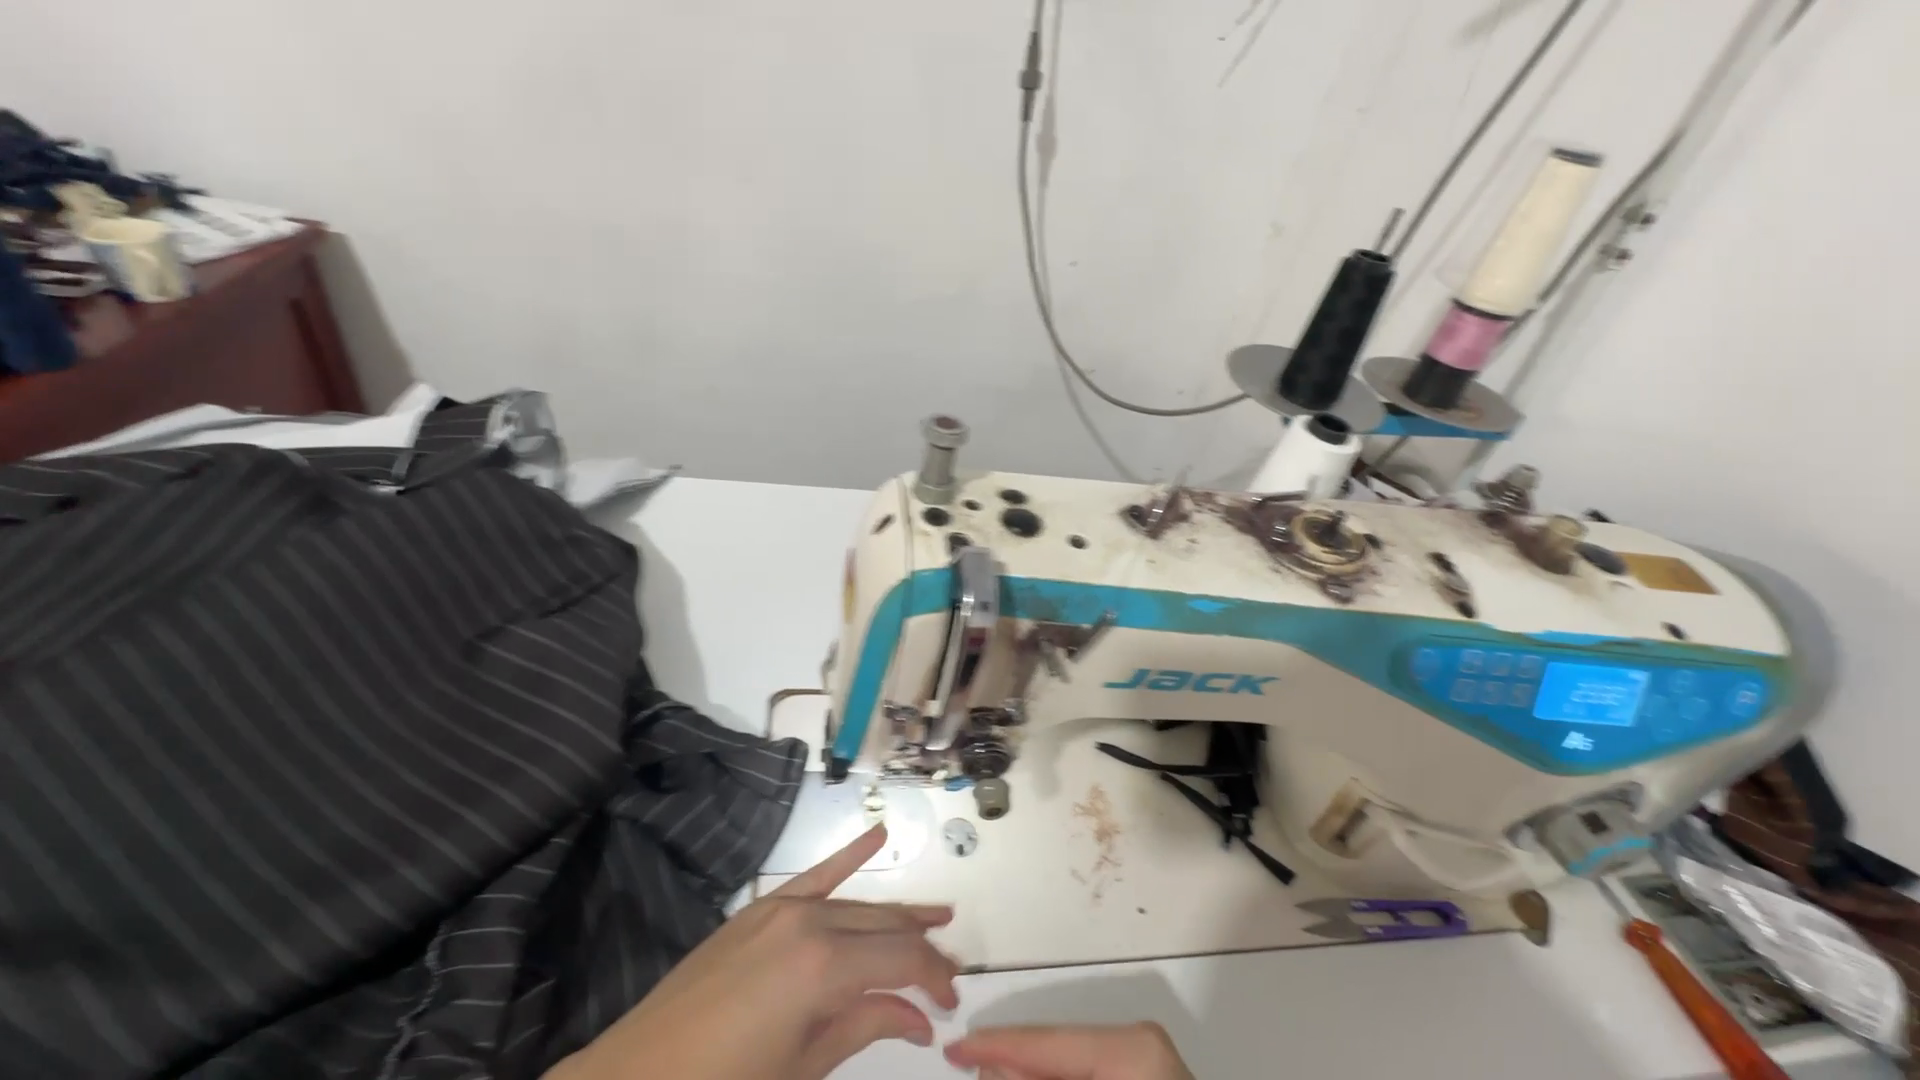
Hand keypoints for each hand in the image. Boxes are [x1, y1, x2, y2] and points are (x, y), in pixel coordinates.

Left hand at [549, 825, 957, 1079]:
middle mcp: (809, 923)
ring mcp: (780, 909)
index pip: (903, 961)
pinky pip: (812, 876)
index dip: (935, 979)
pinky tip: (879, 835)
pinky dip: (847, 856)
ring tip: (939, 918)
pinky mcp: (757, 909)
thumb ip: (866, 1026)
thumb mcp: (804, 1065)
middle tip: (951, 974)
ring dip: (898, 915)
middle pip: (885, 928)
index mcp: (824, 966)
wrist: (636, 1075)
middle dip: (923, 950)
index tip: (952, 1004)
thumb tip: (921, 1019)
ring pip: (857, 905)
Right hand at [944, 1023, 1194, 1079]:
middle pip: (1055, 1052)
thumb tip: (990, 1068)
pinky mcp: (1146, 1078)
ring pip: (1069, 1067)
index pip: (1045, 1041)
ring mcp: (1147, 1062)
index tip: (953, 1049)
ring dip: (1034, 1078)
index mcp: (1129, 1049)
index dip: (995, 1046)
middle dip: (1012, 1067)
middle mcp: (1138, 1045)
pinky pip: (1089, 1077)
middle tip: (969, 1067)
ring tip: (993, 1077)